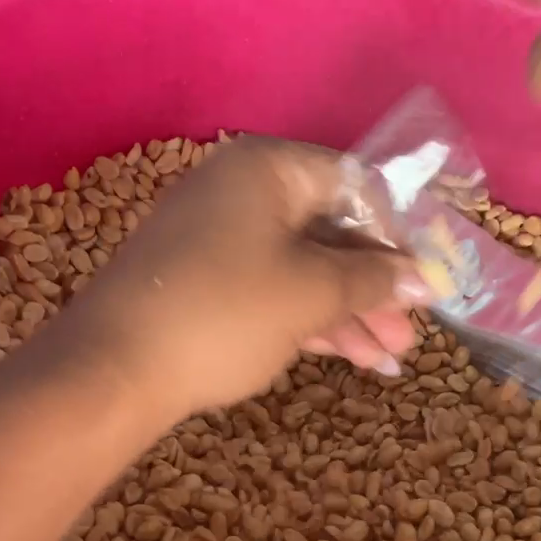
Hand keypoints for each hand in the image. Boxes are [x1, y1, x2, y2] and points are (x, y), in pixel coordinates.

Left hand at [42, 137, 427, 422]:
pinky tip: (349, 358)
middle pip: (330, 234)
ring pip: (303, 271)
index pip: (354, 184)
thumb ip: (370, 280)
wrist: (115, 370)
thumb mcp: (308, 294)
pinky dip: (310, 323)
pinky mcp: (207, 287)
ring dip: (349, 316)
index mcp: (267, 170)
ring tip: (390, 361)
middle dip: (374, 289)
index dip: (396, 233)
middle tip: (410, 334)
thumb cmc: (222, 313)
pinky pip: (274, 293)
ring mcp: (220, 242)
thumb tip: (422, 277)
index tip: (425, 278)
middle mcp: (243, 194)